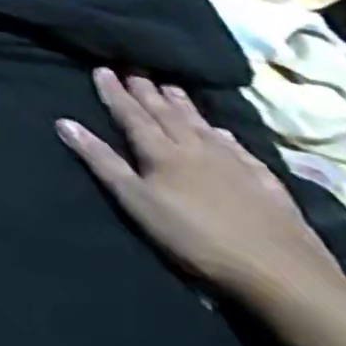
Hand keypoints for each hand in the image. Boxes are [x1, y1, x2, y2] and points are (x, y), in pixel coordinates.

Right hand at [58, 69, 343, 301]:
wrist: (281, 275)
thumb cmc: (192, 236)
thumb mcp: (135, 200)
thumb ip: (100, 160)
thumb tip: (64, 122)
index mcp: (163, 153)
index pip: (132, 114)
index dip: (115, 92)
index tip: (102, 69)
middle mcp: (198, 150)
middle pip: (168, 115)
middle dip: (148, 92)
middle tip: (136, 70)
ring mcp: (236, 166)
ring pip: (203, 126)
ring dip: (184, 106)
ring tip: (172, 88)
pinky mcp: (265, 184)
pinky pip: (239, 149)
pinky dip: (224, 135)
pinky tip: (221, 131)